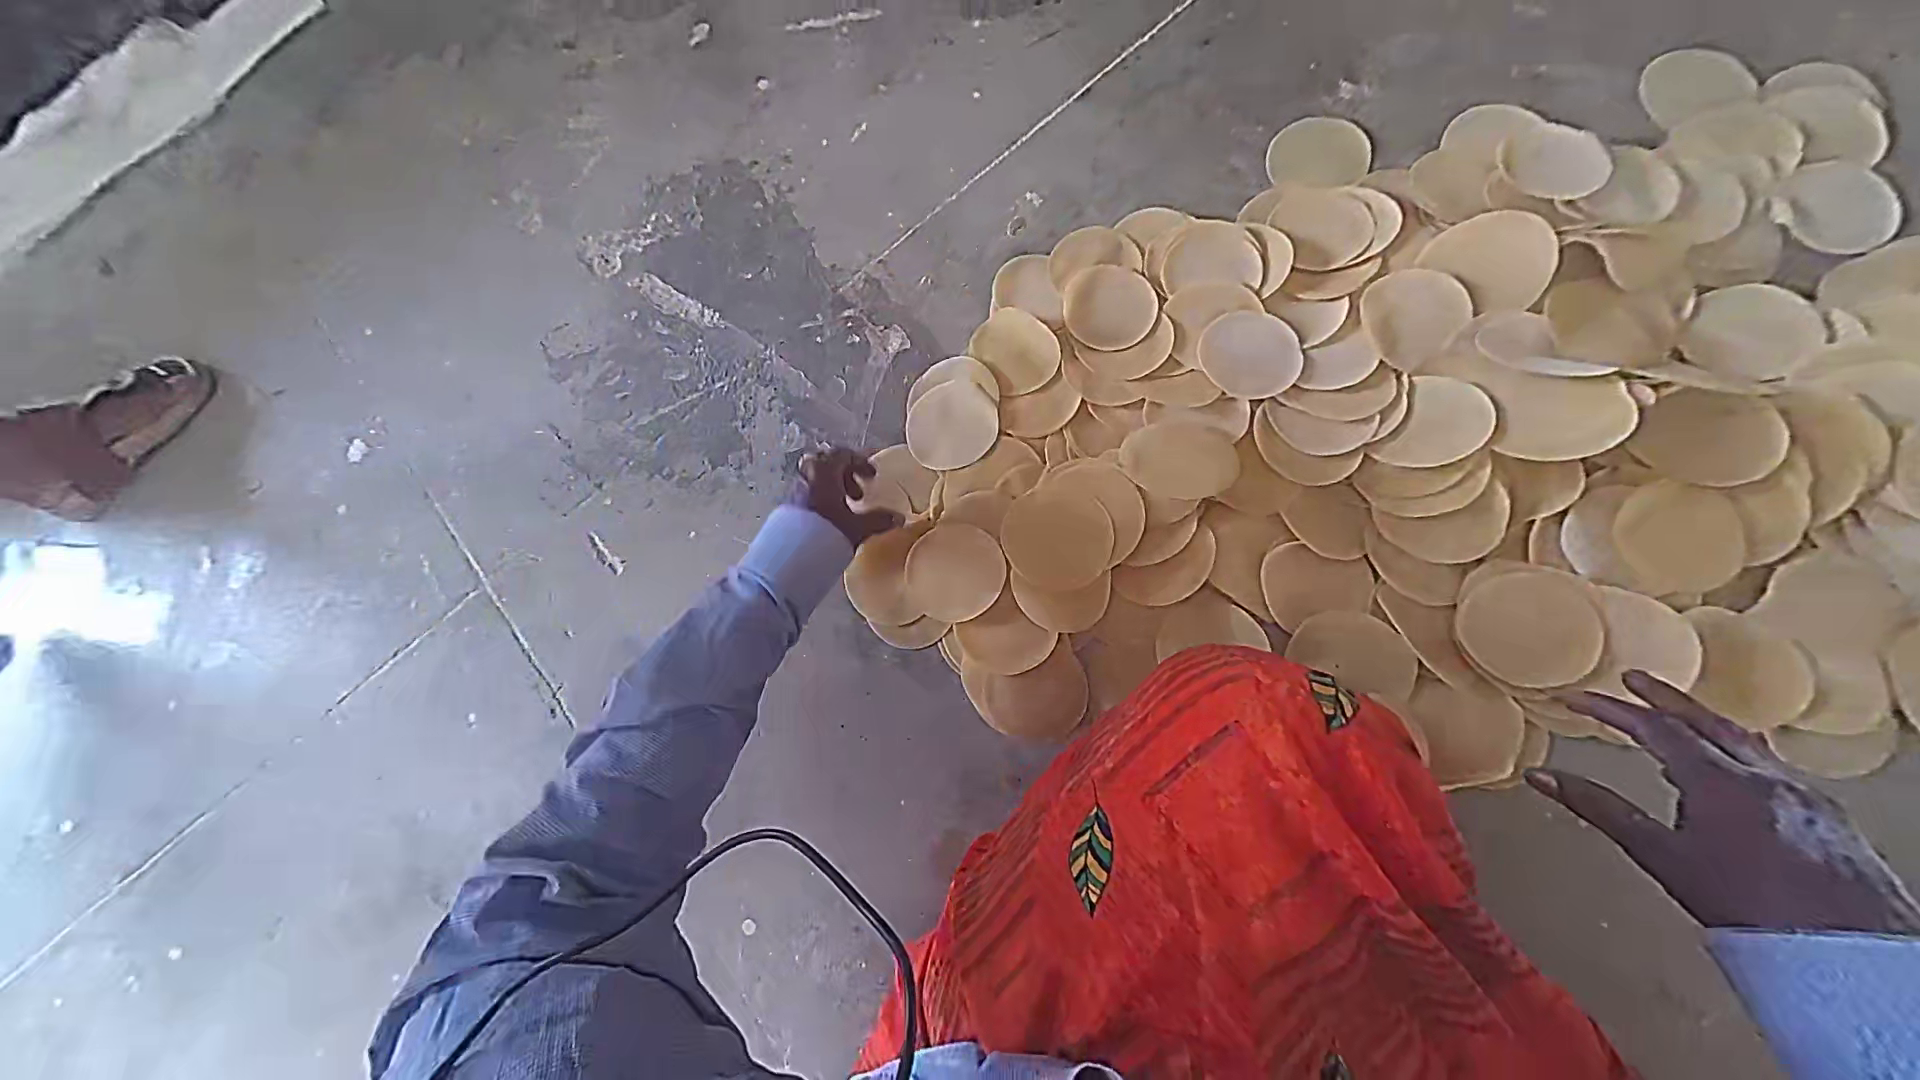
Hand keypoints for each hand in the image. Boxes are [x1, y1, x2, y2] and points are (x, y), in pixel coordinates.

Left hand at [787, 447, 901, 547]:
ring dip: (833, 487)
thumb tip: (897, 517)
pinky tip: (830, 519)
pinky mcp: (789, 508)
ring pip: (815, 478)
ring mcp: (796, 491)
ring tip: (845, 507)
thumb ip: (879, 520)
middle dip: (844, 474)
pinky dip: (822, 499)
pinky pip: (808, 494)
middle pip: (826, 463)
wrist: (793, 554)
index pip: (843, 455)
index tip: (871, 475)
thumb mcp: (859, 527)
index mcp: (826, 473)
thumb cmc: (827, 532)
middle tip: (856, 491)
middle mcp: (808, 477)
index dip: (861, 462)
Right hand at [1525, 670, 1919, 934]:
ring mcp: (1808, 798)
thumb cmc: (1749, 907)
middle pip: (1708, 723)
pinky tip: (1734, 769)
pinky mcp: (1833, 820)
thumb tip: (1542, 777)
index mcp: (1721, 782)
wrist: (1851, 959)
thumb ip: (1598, 808)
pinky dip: (1741, 753)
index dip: (1610, 708)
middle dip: (1665, 698)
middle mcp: (1768, 780)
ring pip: (1748, 744)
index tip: (1577, 698)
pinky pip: (1777, 768)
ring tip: (1681, 718)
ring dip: (1705, 723)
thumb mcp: (1658, 855)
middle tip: (1635, 680)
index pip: (1655, 728)